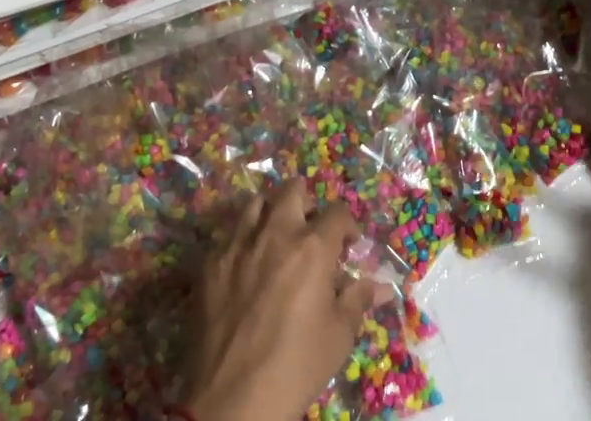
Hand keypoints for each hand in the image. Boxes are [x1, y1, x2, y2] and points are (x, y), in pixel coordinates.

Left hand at [179, 182, 389, 420]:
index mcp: (312, 248)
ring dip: (270, 212)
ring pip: (254, 204)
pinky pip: (227, 234)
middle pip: (292, 191)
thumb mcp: (338, 335)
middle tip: (311, 227)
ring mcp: (237, 246)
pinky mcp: (209, 264)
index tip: (348, 244)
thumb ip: (357, 300)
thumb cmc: (296, 366)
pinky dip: (241, 238)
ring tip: (276, 234)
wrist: (232, 398)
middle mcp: (275, 234)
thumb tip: (380, 286)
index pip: (336, 213)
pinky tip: (245, 262)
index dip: (347, 225)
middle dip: (306, 201)